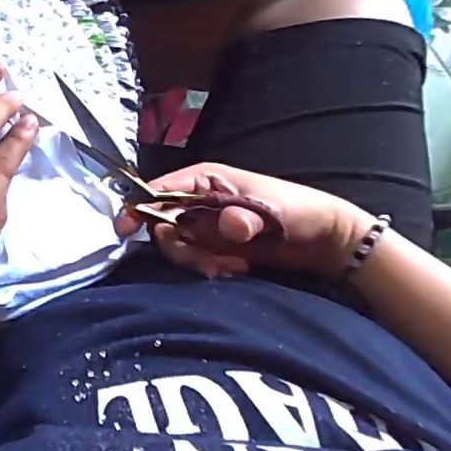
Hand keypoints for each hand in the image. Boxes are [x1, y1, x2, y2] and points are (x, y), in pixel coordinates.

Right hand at [112, 163, 374, 278]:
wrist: (325, 240)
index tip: (126, 228)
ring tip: (229, 269)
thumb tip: (227, 225)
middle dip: (178, 247)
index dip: (139, 206)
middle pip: (160, 222)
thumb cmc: (298, 210)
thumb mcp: (273, 209)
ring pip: (175, 244)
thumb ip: (246, 216)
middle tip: (207, 264)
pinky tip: (236, 271)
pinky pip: (194, 260)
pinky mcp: (212, 248)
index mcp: (203, 180)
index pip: (159, 189)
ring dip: (196, 261)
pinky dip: (209, 269)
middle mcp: (195, 201)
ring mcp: (202, 226)